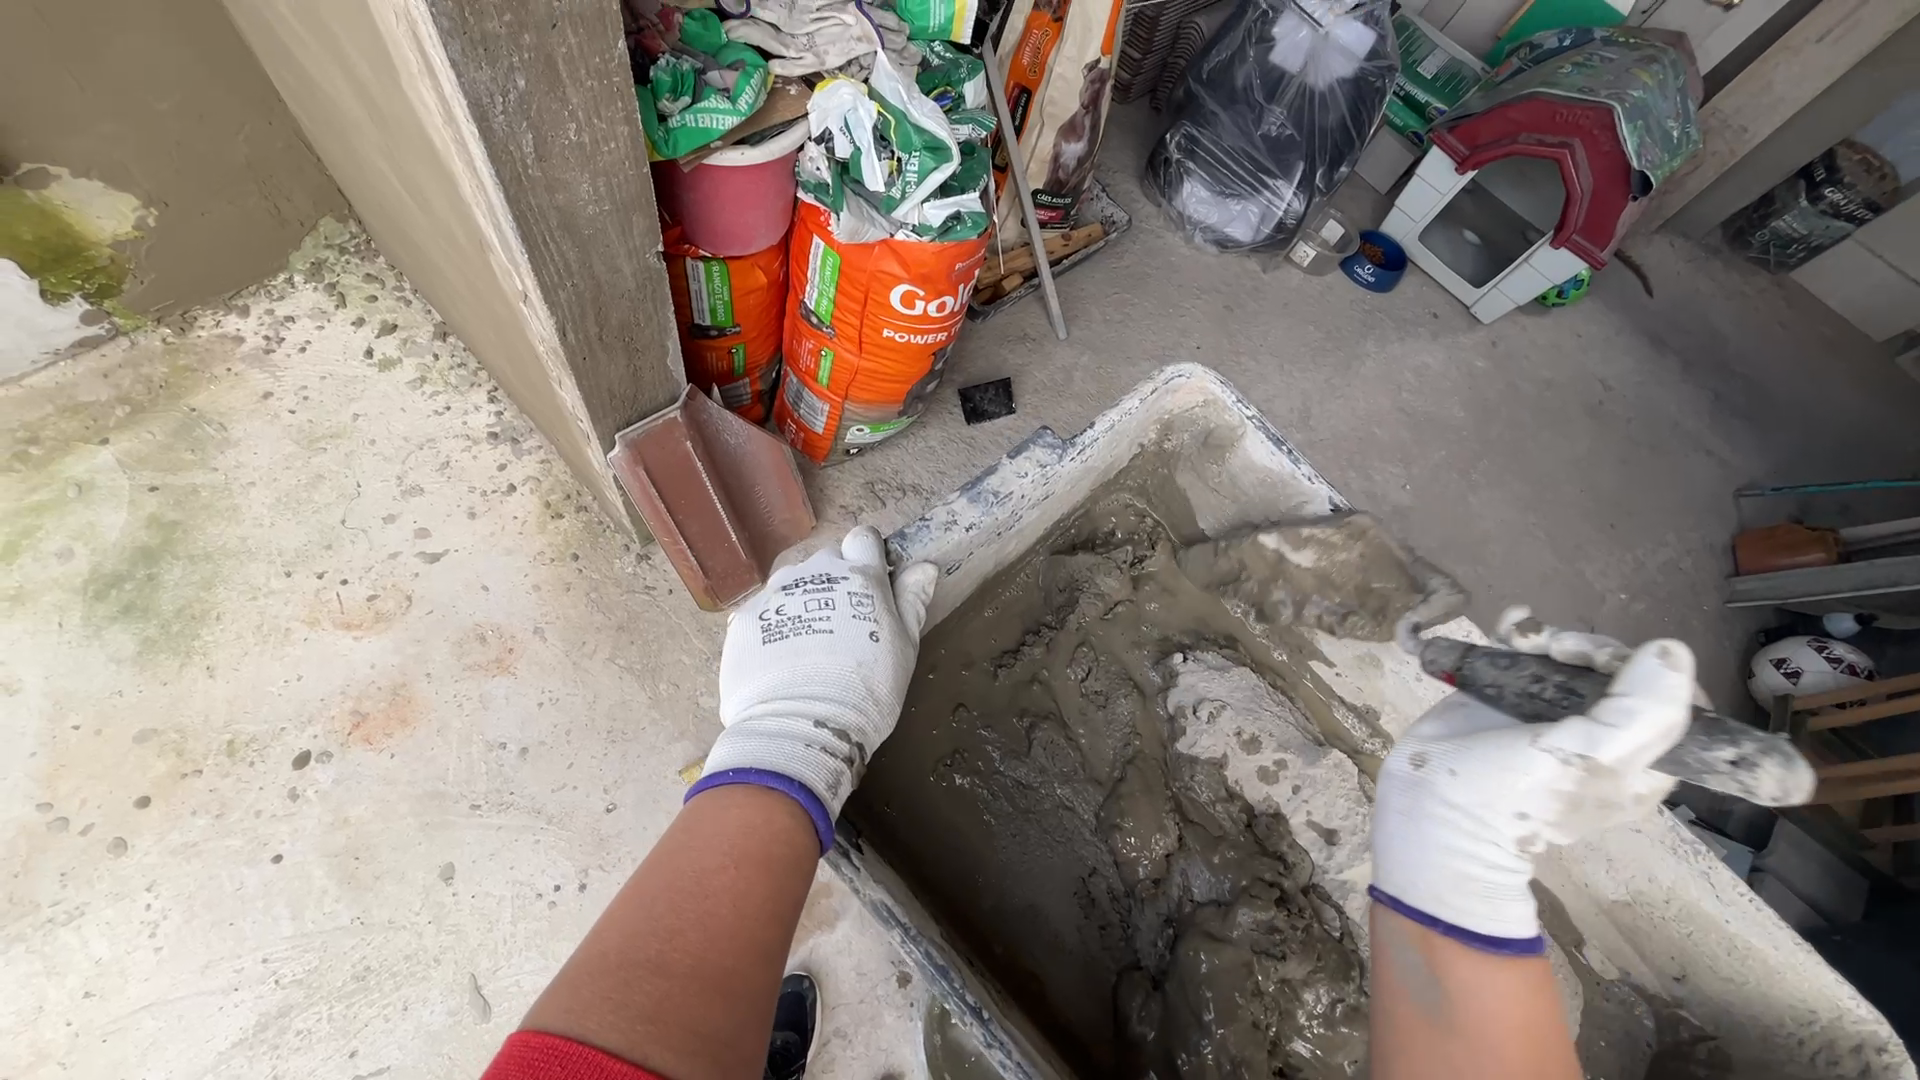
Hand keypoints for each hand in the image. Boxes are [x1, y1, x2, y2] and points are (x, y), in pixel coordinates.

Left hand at [691, 526, 938, 852]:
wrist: (799, 726)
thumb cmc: (865, 688)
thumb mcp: (904, 648)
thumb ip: (912, 601)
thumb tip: (925, 566)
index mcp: (860, 576)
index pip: (864, 539)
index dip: (869, 556)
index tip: (872, 584)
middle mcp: (815, 571)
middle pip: (827, 558)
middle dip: (836, 577)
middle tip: (842, 622)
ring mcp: (776, 592)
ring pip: (793, 580)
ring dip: (803, 598)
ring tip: (809, 643)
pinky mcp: (746, 617)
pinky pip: (765, 609)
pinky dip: (775, 624)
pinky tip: (780, 658)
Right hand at [1370, 617, 1695, 951]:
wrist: (1431, 801)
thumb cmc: (1516, 794)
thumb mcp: (1591, 759)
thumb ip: (1642, 711)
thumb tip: (1670, 648)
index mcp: (1638, 759)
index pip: (1669, 699)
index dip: (1643, 669)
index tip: (1601, 664)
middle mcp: (1596, 730)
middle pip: (1613, 669)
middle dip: (1587, 648)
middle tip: (1554, 649)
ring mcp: (1544, 709)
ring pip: (1565, 655)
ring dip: (1548, 635)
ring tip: (1518, 637)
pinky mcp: (1500, 693)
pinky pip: (1517, 653)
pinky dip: (1516, 630)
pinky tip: (1508, 622)